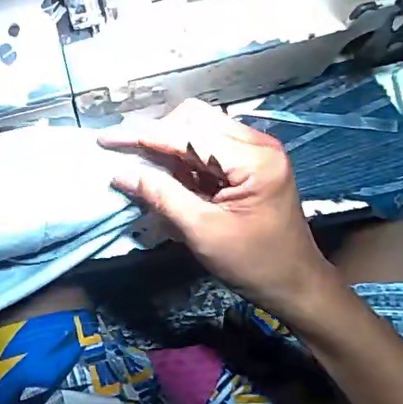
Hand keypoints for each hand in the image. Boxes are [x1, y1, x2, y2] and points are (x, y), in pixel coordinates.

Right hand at [99, 99, 333, 318]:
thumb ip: (162, 196)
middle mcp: (257, 144)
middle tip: (128, 158)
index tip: (108, 140)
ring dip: (170, 146)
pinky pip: (208, 146)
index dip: (144, 136)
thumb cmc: (253, 263)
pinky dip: (184, 158)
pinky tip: (170, 178)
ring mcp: (255, 151)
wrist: (294, 285)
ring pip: (200, 128)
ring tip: (146, 169)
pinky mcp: (249, 163)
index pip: (189, 134)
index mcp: (254, 158)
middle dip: (157, 135)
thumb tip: (122, 173)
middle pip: (195, 119)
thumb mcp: (202, 231)